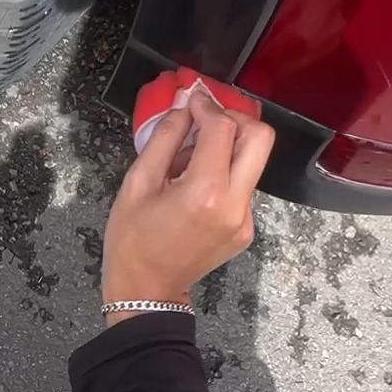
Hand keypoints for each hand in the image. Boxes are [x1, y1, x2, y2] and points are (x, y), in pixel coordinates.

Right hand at [102, 87, 274, 323]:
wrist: (146, 291)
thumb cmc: (132, 241)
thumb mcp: (137, 184)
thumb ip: (164, 138)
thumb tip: (183, 106)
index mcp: (204, 192)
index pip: (223, 128)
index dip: (207, 106)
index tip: (190, 101)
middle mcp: (234, 205)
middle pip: (259, 138)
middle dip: (233, 120)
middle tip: (204, 122)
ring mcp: (245, 220)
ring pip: (251, 162)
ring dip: (225, 149)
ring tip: (186, 163)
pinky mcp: (245, 230)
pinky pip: (242, 187)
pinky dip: (222, 176)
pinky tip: (193, 189)